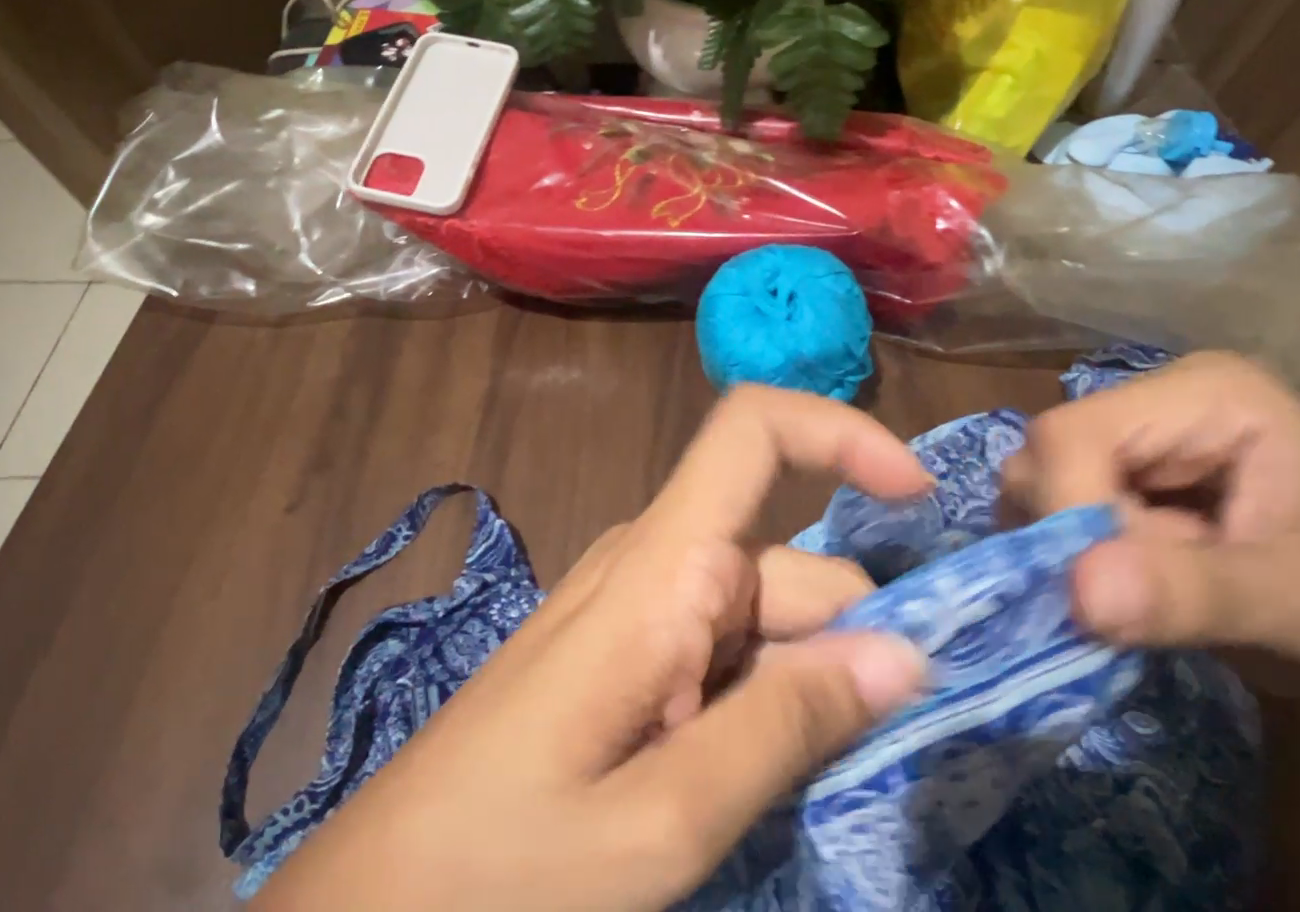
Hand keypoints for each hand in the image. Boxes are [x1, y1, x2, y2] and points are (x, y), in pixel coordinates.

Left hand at [253, 388, 929, 911]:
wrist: (378, 898)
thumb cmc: (505, 863)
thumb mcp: (662, 819)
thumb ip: (784, 729)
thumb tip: (903, 652)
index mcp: (657, 572)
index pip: (750, 433)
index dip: (843, 435)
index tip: (920, 502)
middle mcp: (649, 567)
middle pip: (790, 560)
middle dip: (851, 639)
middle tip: (862, 755)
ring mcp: (634, 611)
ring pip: (766, 616)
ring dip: (807, 685)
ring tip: (790, 788)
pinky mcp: (625, 655)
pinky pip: (726, 652)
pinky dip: (765, 700)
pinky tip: (746, 776)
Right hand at [1002, 352, 1299, 735]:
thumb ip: (1196, 595)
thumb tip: (1081, 593)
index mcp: (1207, 396)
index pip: (1074, 435)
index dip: (1063, 510)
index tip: (1089, 596)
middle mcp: (1154, 409)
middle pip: (1042, 460)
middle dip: (1065, 540)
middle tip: (1125, 605)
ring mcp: (1133, 452)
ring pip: (1034, 494)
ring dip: (1065, 561)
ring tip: (1141, 605)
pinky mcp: (1118, 496)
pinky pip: (1048, 526)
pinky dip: (1066, 572)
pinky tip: (1123, 602)